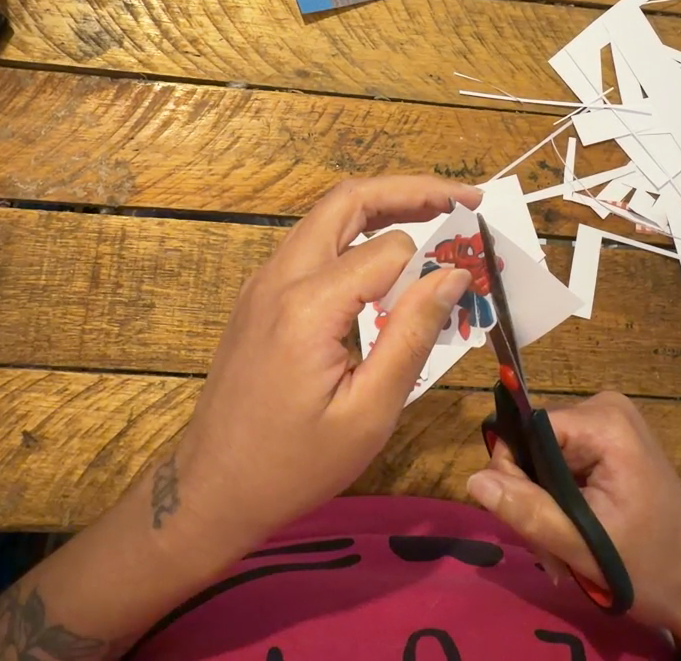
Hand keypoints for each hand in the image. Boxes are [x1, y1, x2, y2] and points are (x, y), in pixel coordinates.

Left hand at [169, 177, 480, 553]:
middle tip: (462, 198)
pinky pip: (311, 245)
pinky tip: (384, 259)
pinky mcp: (258, 296)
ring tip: (433, 215)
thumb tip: (452, 275)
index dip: (433, 258)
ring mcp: (263, 282)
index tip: (468, 277)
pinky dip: (353, 236)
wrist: (211, 489)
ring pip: (326, 216)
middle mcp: (280, 276)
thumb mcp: (368, 413)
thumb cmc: (294, 464)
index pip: (387, 249)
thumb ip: (411, 335)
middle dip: (409, 190)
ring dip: (380, 207)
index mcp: (307, 305)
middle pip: (348, 201)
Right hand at [465, 393, 680, 659]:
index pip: (527, 430)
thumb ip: (528, 510)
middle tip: (553, 546)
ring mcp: (612, 420)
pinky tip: (577, 529)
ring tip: (567, 545)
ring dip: (546, 501)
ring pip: (545, 453)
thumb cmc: (651, 570)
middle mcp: (606, 406)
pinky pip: (563, 456)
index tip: (530, 524)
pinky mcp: (612, 437)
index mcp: (605, 421)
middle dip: (534, 495)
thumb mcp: (583, 546)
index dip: (515, 474)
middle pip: (535, 441)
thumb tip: (473, 479)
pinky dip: (562, 496)